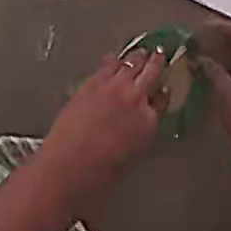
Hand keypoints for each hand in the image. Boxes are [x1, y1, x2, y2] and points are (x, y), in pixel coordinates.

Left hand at [37, 51, 164, 205]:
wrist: (66, 170)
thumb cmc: (98, 177)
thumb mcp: (131, 156)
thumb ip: (139, 132)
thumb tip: (137, 122)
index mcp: (148, 122)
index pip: (163, 99)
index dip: (163, 91)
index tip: (163, 88)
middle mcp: (136, 98)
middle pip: (153, 70)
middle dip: (157, 62)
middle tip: (160, 55)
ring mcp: (115, 86)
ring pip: (134, 61)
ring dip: (139, 57)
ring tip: (141, 53)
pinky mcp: (94, 81)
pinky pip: (111, 63)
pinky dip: (116, 61)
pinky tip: (116, 60)